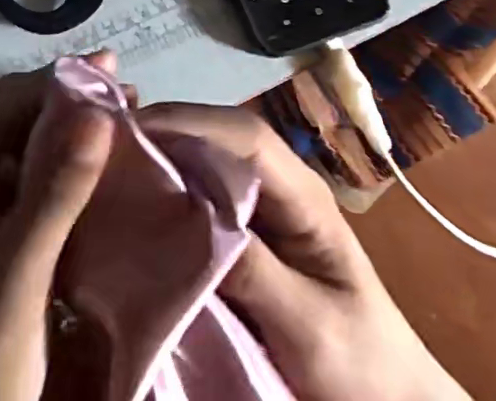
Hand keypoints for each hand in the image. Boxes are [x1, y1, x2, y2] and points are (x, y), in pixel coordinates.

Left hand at [0, 54, 116, 400]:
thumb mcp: (18, 270)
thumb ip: (56, 190)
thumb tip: (98, 111)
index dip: (55, 83)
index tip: (111, 70)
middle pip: (16, 123)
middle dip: (70, 105)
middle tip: (128, 94)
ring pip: (32, 151)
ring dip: (77, 135)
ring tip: (129, 119)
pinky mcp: (3, 237)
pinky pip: (42, 186)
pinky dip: (76, 171)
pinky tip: (112, 166)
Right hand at [138, 104, 470, 400]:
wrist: (391, 400)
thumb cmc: (360, 363)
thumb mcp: (310, 326)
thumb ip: (256, 272)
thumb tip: (188, 220)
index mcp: (303, 194)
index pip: (244, 136)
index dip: (187, 123)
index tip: (129, 131)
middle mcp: (281, 186)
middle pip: (219, 136)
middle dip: (165, 132)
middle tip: (104, 147)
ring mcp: (265, 208)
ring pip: (208, 160)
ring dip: (163, 157)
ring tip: (110, 168)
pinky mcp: (249, 234)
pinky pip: (204, 196)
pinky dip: (170, 191)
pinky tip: (139, 206)